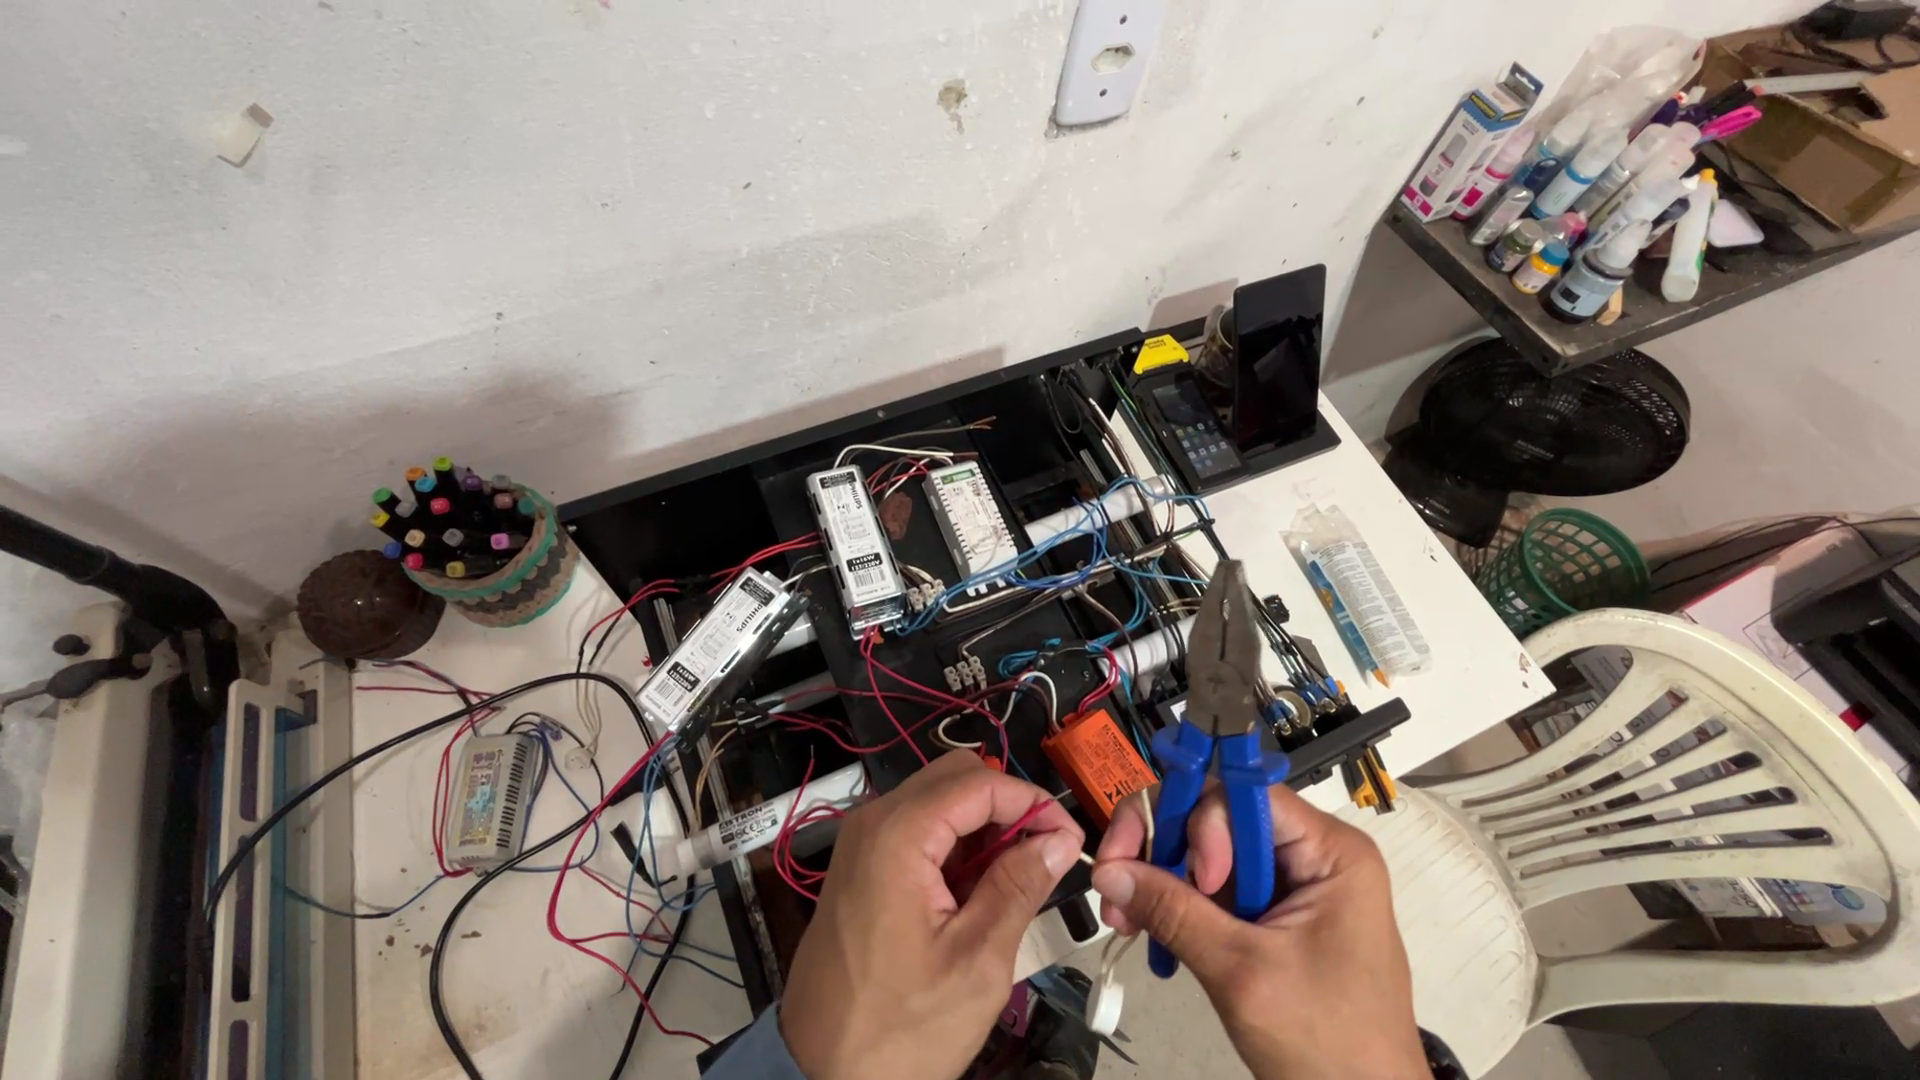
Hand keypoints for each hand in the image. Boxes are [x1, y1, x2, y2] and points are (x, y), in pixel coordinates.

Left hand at [780, 751, 1085, 1079]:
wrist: (820, 1075)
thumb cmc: (899, 1027)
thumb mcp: (976, 961)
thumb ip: (1019, 887)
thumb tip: (1059, 839)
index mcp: (898, 833)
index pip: (980, 782)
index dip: (1033, 802)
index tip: (1070, 839)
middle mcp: (873, 820)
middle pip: (955, 778)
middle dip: (1007, 807)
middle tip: (1044, 857)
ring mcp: (863, 841)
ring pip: (938, 800)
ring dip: (983, 826)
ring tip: (1015, 880)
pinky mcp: (862, 865)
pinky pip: (917, 828)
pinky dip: (955, 845)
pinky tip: (977, 889)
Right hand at [1091, 783, 1425, 1079]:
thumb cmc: (1326, 1043)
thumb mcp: (1243, 973)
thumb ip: (1174, 912)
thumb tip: (1106, 869)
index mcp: (1330, 851)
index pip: (1246, 794)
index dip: (1201, 820)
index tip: (1186, 875)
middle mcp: (1308, 852)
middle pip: (1217, 814)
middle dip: (1161, 844)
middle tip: (1116, 881)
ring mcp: (1286, 882)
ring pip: (1203, 848)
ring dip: (1156, 875)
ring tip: (1122, 917)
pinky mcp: (1266, 910)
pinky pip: (1208, 884)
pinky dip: (1171, 900)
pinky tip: (1142, 925)